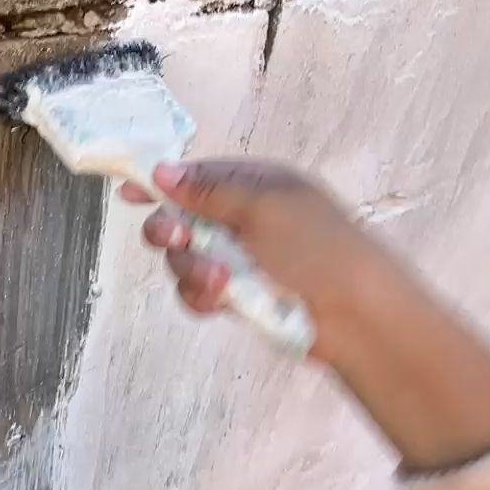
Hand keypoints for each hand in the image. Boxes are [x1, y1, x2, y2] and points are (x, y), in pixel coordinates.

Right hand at [121, 159, 394, 364]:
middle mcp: (242, 219)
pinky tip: (220, 301)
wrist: (360, 319)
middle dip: (172, 231)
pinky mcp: (235, 294)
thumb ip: (208, 191)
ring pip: (184, 258)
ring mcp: (238, 258)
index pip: (196, 177)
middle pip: (180, 218)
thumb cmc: (321, 251)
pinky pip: (197, 290)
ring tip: (220, 282)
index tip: (129, 191)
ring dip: (193, 269)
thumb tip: (164, 171)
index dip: (161, 183)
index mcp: (255, 185)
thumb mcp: (263, 208)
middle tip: (177, 239)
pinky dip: (202, 296)